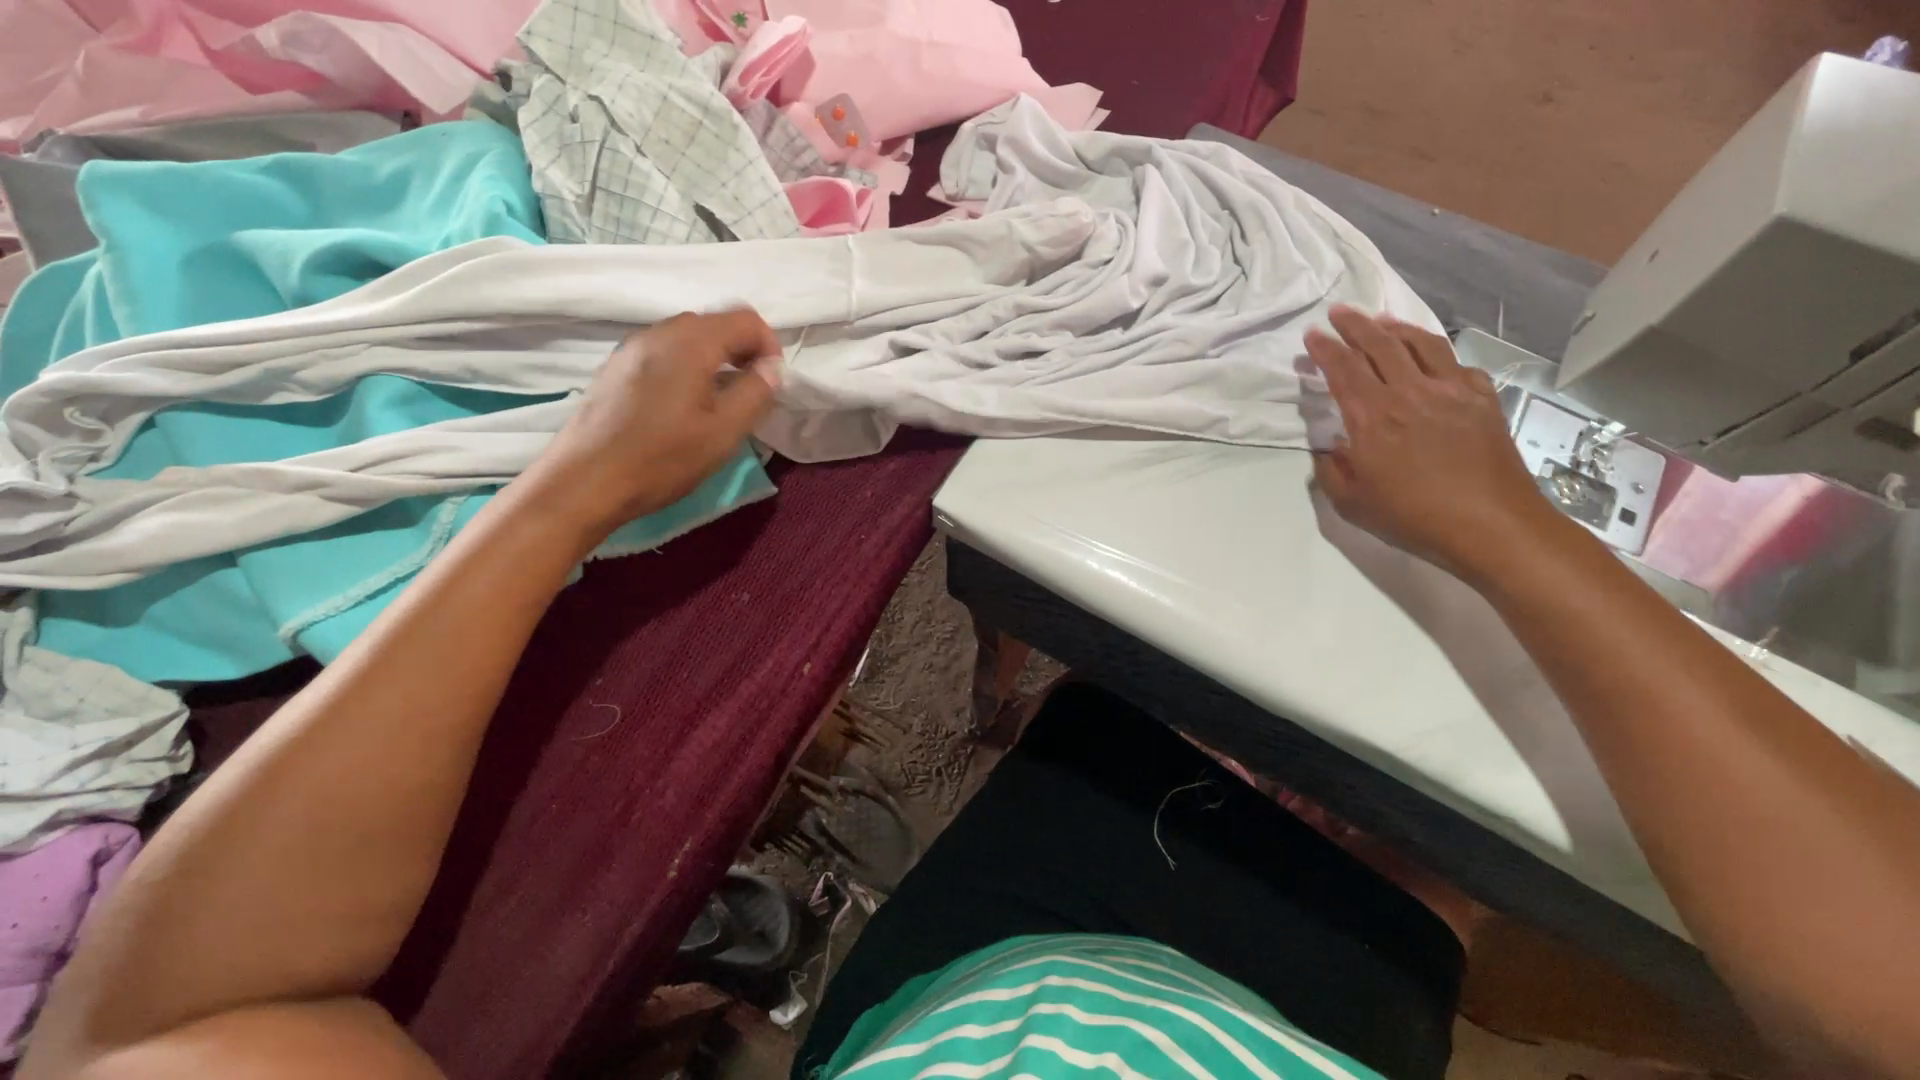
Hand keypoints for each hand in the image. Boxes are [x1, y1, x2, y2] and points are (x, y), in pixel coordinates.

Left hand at [527, 310, 781, 536]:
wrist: (585, 482)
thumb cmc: (661, 458)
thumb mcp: (723, 432)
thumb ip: (756, 393)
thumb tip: (771, 368)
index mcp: (690, 342)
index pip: (745, 319)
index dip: (769, 346)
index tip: (772, 384)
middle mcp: (659, 332)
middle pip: (714, 323)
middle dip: (741, 351)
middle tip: (749, 394)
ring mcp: (632, 348)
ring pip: (687, 338)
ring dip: (713, 361)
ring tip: (717, 404)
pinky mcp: (615, 368)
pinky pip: (663, 354)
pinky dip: (685, 368)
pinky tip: (681, 408)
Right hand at [1304, 306, 1563, 582]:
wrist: (1490, 524)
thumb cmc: (1413, 517)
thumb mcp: (1351, 504)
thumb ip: (1331, 470)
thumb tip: (1329, 447)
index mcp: (1372, 417)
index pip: (1342, 369)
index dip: (1324, 349)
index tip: (1312, 336)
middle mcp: (1409, 393)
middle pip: (1379, 344)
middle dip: (1355, 324)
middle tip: (1340, 313)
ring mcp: (1450, 391)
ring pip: (1419, 343)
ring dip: (1395, 327)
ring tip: (1381, 321)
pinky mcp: (1482, 399)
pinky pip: (1456, 364)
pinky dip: (1437, 355)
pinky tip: (1431, 359)